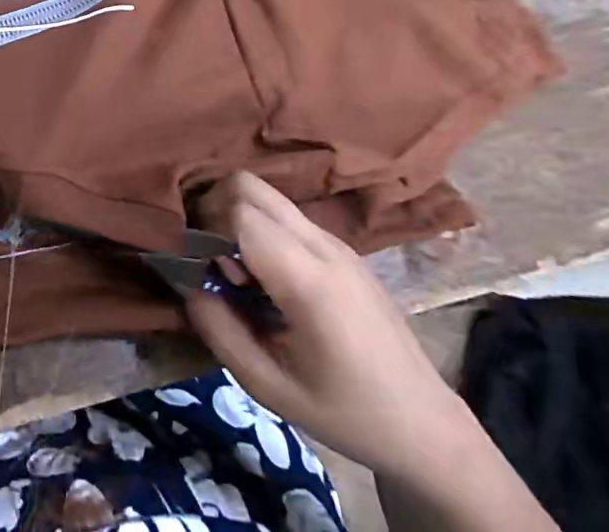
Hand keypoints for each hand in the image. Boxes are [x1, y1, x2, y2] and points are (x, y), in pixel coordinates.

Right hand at [184, 171, 480, 482]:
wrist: (424, 422)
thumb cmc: (344, 413)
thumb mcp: (267, 386)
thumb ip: (218, 328)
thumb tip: (185, 281)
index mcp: (309, 280)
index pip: (240, 213)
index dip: (205, 231)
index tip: (202, 271)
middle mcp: (324, 246)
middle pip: (248, 186)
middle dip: (213, 211)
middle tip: (211, 261)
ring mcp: (336, 242)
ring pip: (266, 195)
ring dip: (236, 218)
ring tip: (239, 273)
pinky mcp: (341, 247)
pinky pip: (284, 214)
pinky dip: (258, 228)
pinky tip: (264, 278)